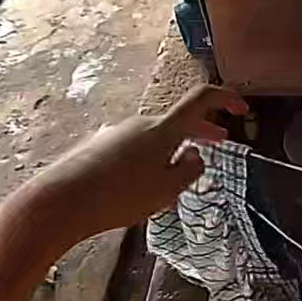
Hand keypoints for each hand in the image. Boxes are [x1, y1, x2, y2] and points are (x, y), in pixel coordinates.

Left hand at [12, 85, 245, 244]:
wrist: (60, 201)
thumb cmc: (120, 196)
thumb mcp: (166, 191)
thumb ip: (189, 171)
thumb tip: (195, 155)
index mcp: (163, 129)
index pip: (201, 99)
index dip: (226, 99)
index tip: (241, 109)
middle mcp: (141, 123)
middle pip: (178, 120)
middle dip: (202, 130)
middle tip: (219, 141)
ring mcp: (117, 132)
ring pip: (155, 137)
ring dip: (172, 150)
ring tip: (175, 180)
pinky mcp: (98, 146)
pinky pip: (133, 148)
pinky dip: (148, 159)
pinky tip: (139, 187)